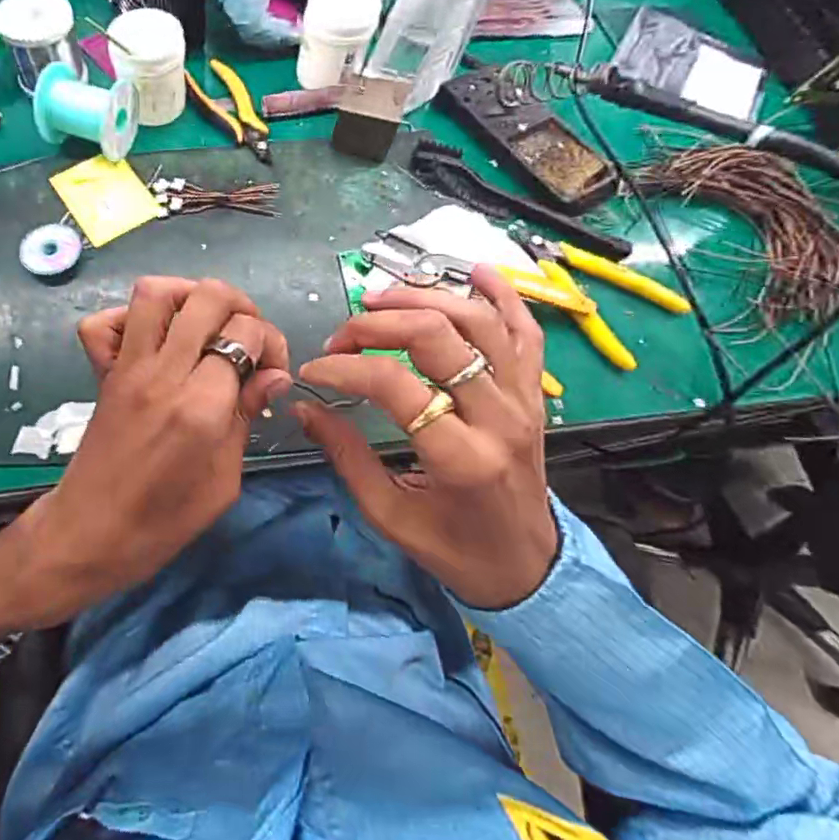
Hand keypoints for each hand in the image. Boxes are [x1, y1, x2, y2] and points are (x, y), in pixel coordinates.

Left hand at [0, 278, 289, 647]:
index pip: (245, 332)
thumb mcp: (224, 480)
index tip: (268, 373)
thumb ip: (246, 416)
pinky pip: (102, 324)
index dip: (269, 343)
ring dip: (187, 295)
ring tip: (204, 324)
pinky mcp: (102, 373)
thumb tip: (273, 375)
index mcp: (200, 406)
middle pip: (205, 296)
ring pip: (153, 292)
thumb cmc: (164, 522)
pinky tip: (152, 341)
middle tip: (244, 339)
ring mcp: (126, 369)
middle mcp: (162, 374)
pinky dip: (128, 319)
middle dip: (239, 305)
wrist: (91, 534)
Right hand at [293, 267, 556, 608]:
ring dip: (423, 297)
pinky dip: (502, 295)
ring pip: (478, 321)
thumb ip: (345, 455)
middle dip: (376, 324)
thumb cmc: (454, 549)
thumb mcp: (388, 514)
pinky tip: (473, 270)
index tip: (312, 371)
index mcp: (460, 456)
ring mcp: (524, 400)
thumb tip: (304, 406)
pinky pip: (525, 331)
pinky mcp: (533, 394)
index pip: (393, 384)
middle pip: (437, 337)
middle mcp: (499, 418)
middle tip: (341, 335)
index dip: (344, 366)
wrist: (529, 569)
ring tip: (377, 297)